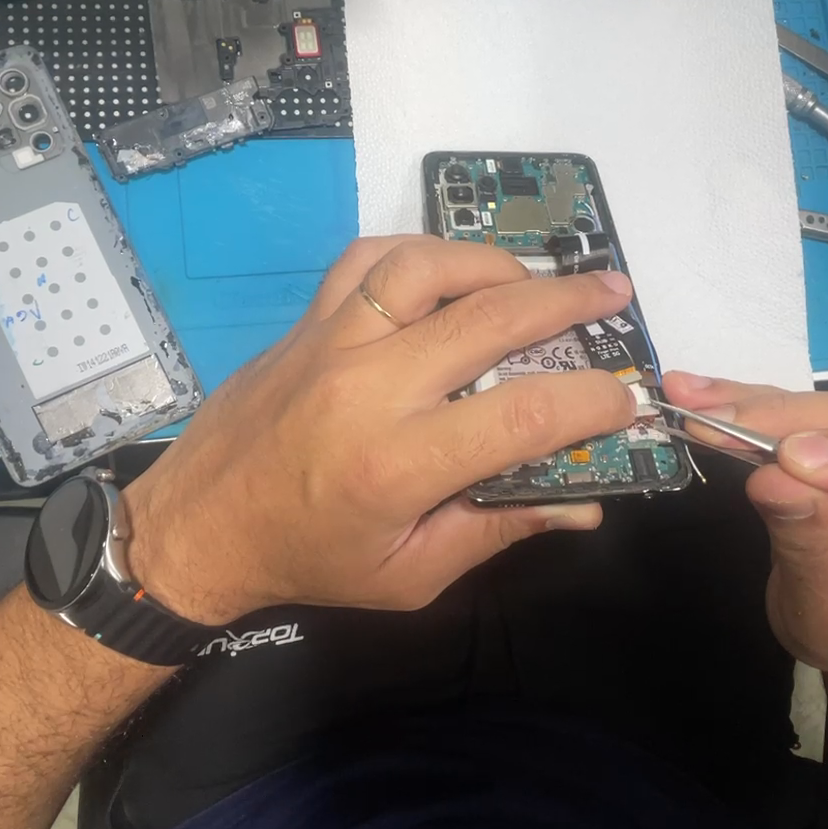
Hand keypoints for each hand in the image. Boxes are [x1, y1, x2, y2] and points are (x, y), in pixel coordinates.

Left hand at [121, 236, 637, 624]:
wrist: (200, 525)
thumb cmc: (309, 558)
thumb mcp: (410, 574)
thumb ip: (497, 532)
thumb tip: (582, 503)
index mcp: (397, 465)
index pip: (520, 417)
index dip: (589, 400)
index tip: (627, 393)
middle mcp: (369, 388)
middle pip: (487, 321)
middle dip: (567, 303)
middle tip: (613, 293)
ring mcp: (333, 342)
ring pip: (425, 268)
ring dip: (494, 265)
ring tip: (535, 280)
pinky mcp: (308, 321)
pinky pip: (368, 260)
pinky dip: (420, 254)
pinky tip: (451, 273)